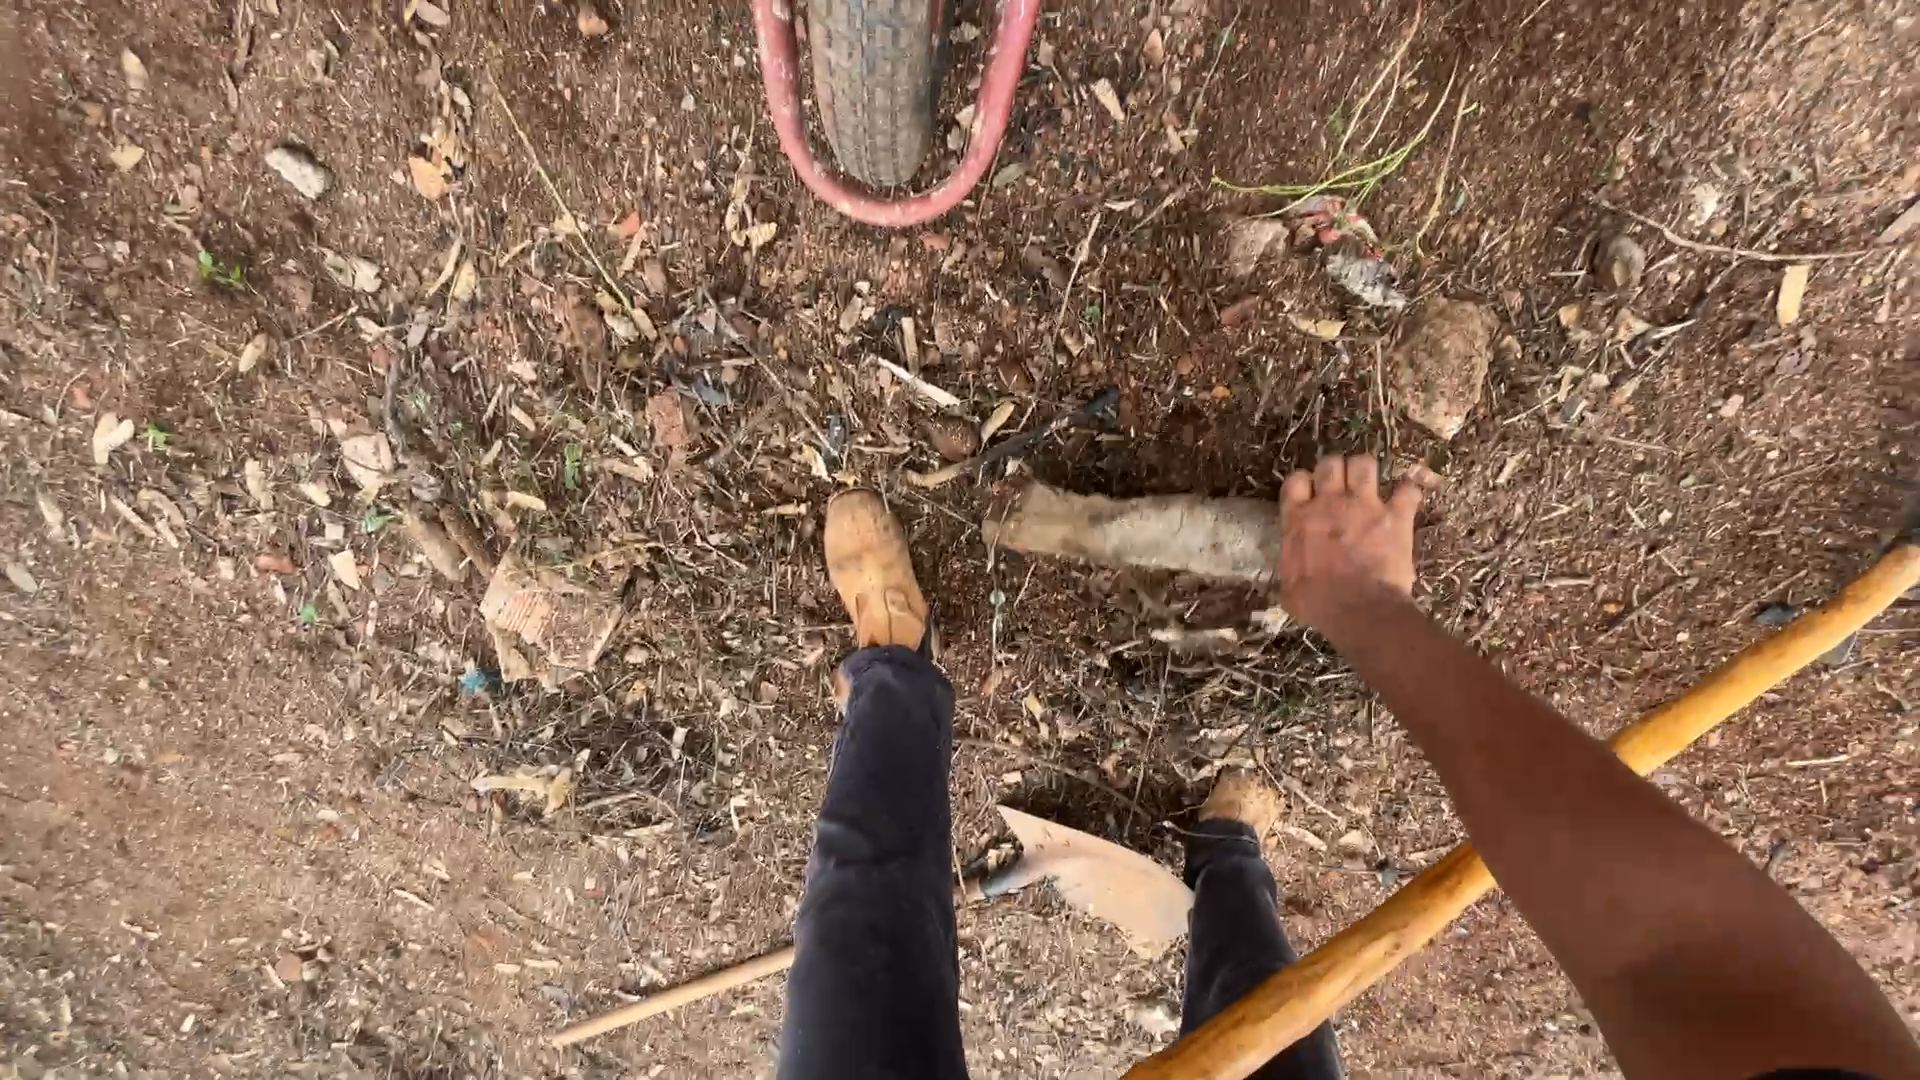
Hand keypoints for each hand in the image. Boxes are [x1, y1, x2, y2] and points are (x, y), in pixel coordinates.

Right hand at [1277, 455, 1423, 632]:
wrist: (1358, 608)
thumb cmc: (1317, 602)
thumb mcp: (1288, 587)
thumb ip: (1290, 569)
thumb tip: (1289, 579)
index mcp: (1298, 519)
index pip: (1295, 480)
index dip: (1303, 482)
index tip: (1308, 493)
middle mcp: (1328, 504)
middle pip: (1330, 464)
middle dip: (1335, 470)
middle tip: (1340, 485)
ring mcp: (1364, 507)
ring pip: (1364, 464)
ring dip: (1366, 471)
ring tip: (1368, 484)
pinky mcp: (1396, 517)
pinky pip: (1408, 491)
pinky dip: (1408, 494)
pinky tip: (1405, 501)